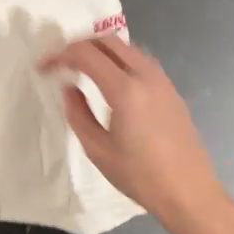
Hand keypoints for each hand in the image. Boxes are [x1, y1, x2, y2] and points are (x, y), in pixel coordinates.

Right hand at [43, 36, 226, 219]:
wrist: (189, 193)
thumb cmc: (140, 176)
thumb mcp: (97, 149)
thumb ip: (77, 113)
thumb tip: (69, 88)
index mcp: (124, 90)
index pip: (85, 54)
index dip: (59, 55)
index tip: (44, 68)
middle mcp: (146, 76)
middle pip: (107, 40)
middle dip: (79, 45)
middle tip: (60, 62)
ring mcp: (163, 81)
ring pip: (126, 47)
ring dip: (100, 50)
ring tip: (82, 68)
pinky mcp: (172, 91)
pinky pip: (141, 61)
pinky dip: (119, 60)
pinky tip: (110, 81)